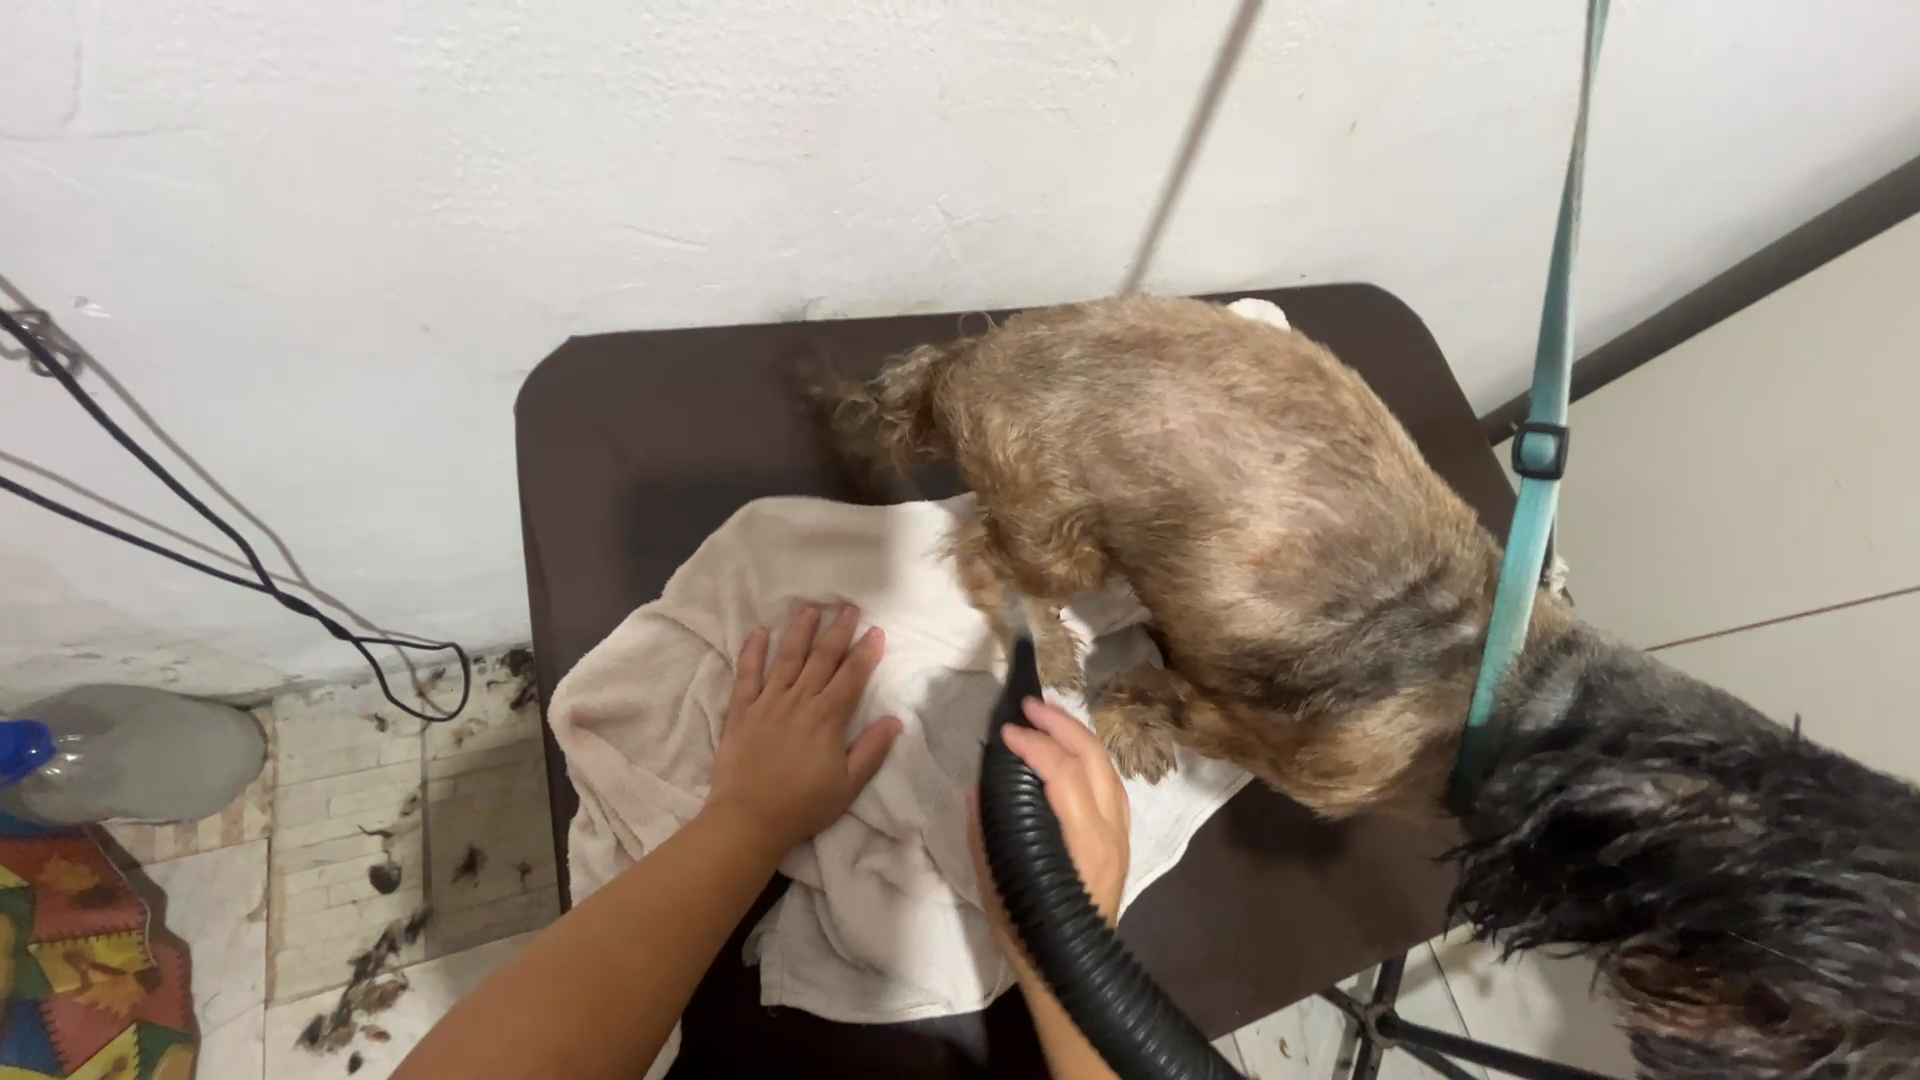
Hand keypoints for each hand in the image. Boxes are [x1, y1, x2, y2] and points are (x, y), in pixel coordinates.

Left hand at [708, 603, 902, 852]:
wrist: (748, 819)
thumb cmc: (803, 805)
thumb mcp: (848, 785)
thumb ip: (872, 750)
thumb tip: (895, 720)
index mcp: (828, 717)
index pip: (852, 676)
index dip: (866, 652)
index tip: (876, 631)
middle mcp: (799, 701)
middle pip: (822, 658)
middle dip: (838, 631)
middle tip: (849, 607)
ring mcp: (768, 702)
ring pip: (787, 658)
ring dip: (800, 631)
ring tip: (809, 608)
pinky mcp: (741, 711)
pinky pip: (747, 675)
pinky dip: (752, 652)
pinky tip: (759, 632)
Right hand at [968, 698, 1131, 982]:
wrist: (1073, 970)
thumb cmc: (1030, 929)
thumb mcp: (997, 882)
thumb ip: (986, 830)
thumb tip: (980, 785)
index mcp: (1083, 842)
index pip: (1064, 774)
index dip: (1035, 745)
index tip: (1005, 731)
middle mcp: (1111, 830)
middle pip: (1093, 758)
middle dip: (1060, 724)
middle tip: (1027, 705)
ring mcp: (1122, 832)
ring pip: (1107, 765)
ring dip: (1076, 733)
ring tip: (1046, 716)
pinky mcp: (1124, 836)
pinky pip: (1111, 781)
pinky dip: (1089, 755)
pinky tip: (1069, 747)